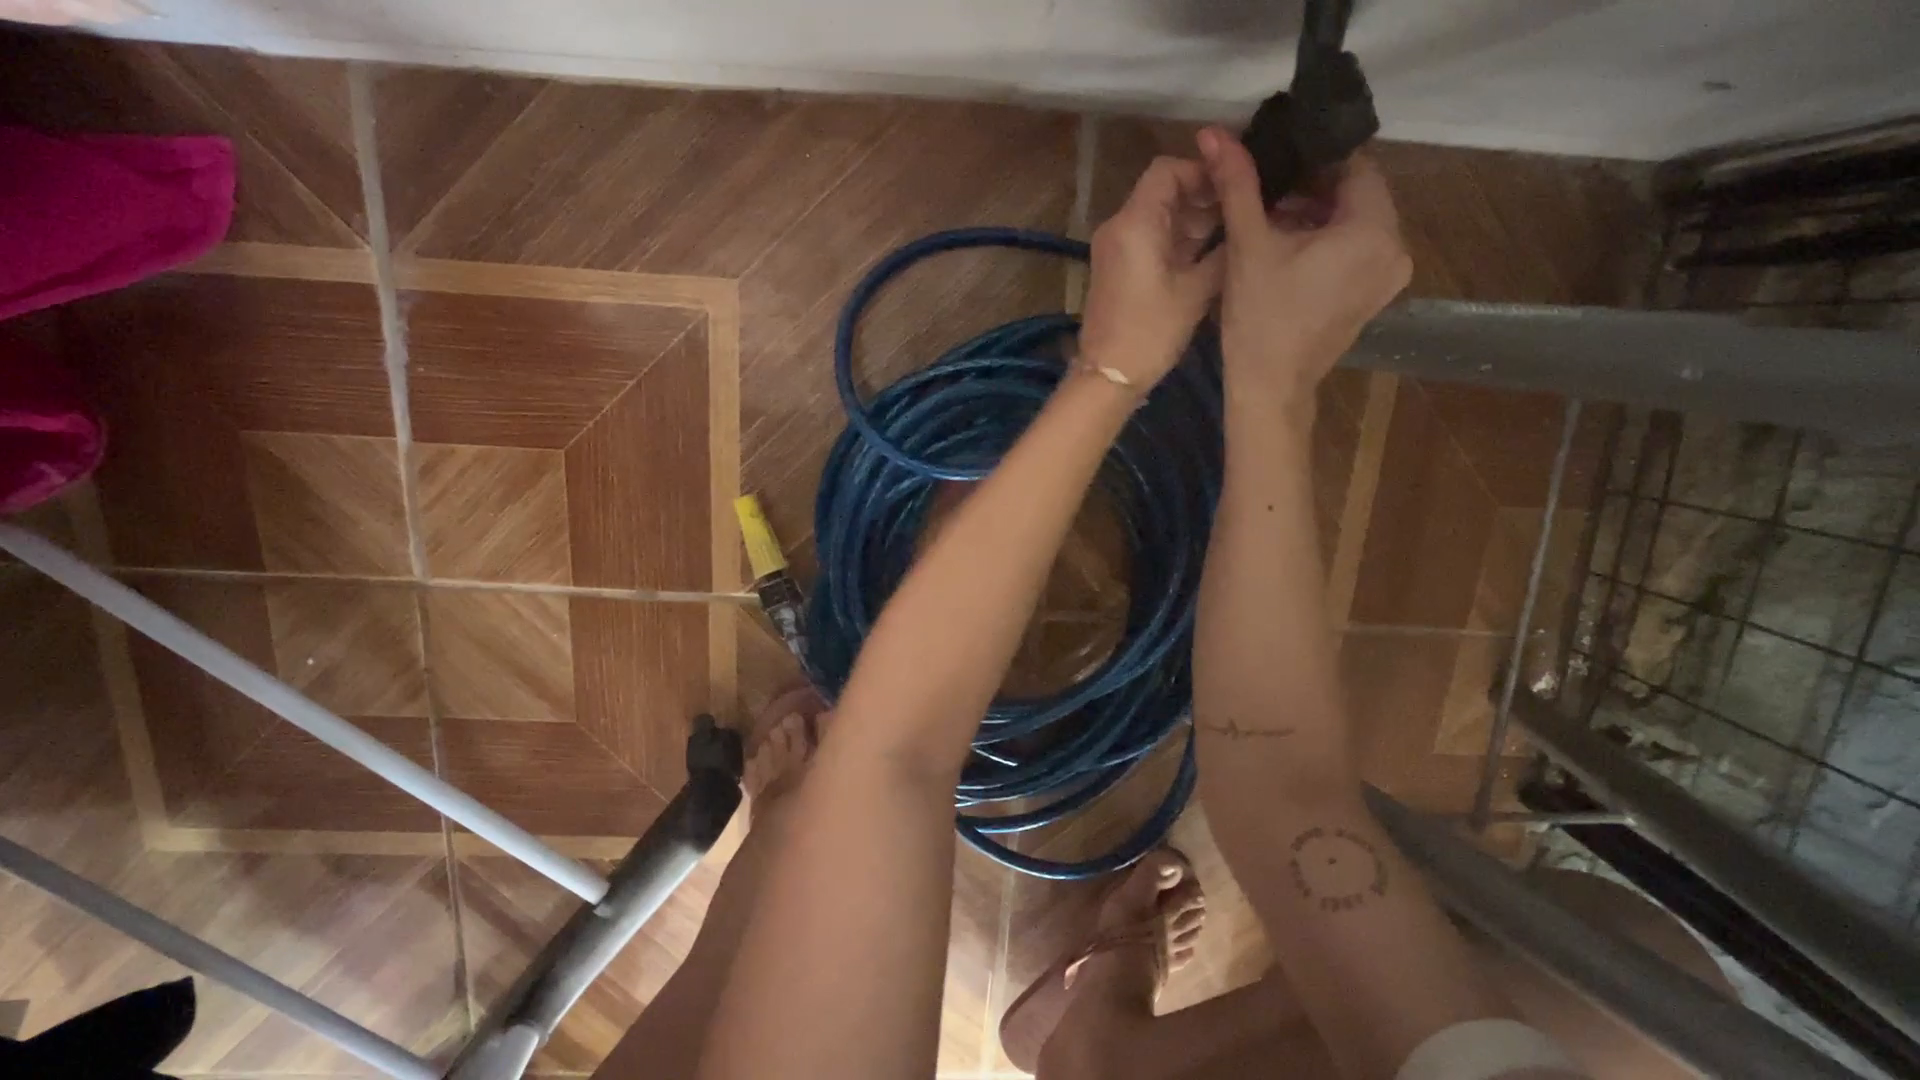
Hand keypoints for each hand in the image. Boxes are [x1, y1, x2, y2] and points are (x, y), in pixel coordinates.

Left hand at [1077, 156, 1224, 389]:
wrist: (1109, 375)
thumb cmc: (1151, 332)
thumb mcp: (1196, 291)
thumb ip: (1224, 252)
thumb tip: (1248, 227)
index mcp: (1135, 223)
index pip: (1167, 170)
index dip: (1202, 171)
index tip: (1234, 186)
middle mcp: (1119, 226)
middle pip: (1163, 190)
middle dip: (1202, 196)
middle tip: (1240, 209)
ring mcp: (1116, 247)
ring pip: (1158, 215)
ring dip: (1192, 218)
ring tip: (1231, 231)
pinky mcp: (1118, 267)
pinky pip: (1149, 238)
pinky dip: (1177, 238)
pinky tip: (1209, 251)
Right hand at [1196, 127, 1410, 406]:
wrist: (1269, 387)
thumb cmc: (1261, 316)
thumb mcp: (1249, 244)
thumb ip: (1239, 183)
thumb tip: (1215, 133)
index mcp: (1374, 229)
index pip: (1353, 164)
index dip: (1311, 157)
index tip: (1273, 159)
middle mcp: (1395, 248)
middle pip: (1356, 194)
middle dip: (1311, 187)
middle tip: (1264, 190)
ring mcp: (1387, 275)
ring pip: (1354, 222)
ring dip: (1316, 214)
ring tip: (1268, 220)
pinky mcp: (1373, 294)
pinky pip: (1354, 249)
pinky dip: (1325, 242)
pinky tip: (1287, 249)